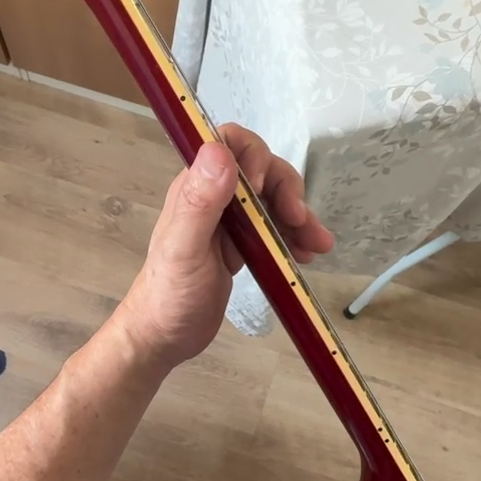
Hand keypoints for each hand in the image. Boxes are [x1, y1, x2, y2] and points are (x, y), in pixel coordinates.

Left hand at [110, 124, 333, 369]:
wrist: (164, 337)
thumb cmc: (168, 296)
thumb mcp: (184, 250)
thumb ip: (199, 202)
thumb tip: (219, 151)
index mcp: (194, 188)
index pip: (229, 142)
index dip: (254, 156)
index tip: (263, 191)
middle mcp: (212, 196)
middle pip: (261, 169)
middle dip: (287, 189)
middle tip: (297, 220)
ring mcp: (228, 222)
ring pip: (272, 199)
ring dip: (299, 215)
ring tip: (317, 243)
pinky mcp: (240, 245)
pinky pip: (274, 227)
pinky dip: (295, 236)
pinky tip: (308, 253)